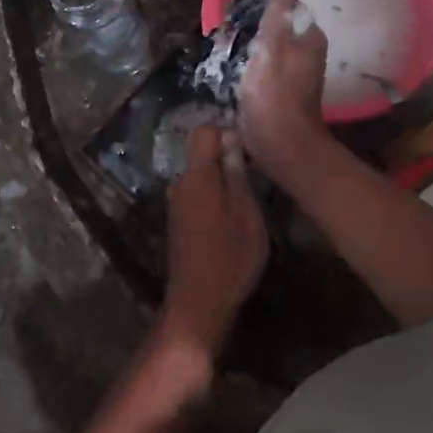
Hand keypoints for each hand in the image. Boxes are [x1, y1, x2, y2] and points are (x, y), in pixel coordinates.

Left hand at [161, 126, 267, 354]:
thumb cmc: (230, 257)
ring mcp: (175, 200)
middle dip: (226, 154)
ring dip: (221, 176)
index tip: (253, 146)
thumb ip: (236, 173)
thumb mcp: (246, 214)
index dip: (227, 131)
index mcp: (196, 176)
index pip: (204, 131)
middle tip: (257, 171)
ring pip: (199, 172)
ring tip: (250, 192)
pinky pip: (196, 191)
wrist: (198, 301)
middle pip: (200, 151)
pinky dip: (213, 192)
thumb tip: (231, 137)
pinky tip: (232, 211)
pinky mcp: (178, 217)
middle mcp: (179, 182)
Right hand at [237, 0, 329, 180]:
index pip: (282, 9)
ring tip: (223, 58)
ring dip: (243, 51)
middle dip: (247, 32)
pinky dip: (244, 69)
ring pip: (263, 49)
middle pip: (271, 29)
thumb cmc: (274, 92)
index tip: (237, 21)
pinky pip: (259, 69)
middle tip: (225, 42)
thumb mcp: (273, 42)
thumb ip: (280, 7)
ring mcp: (293, 74)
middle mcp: (306, 52)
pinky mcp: (279, 92)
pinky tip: (229, 76)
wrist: (279, 145)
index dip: (257, 12)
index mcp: (309, 36)